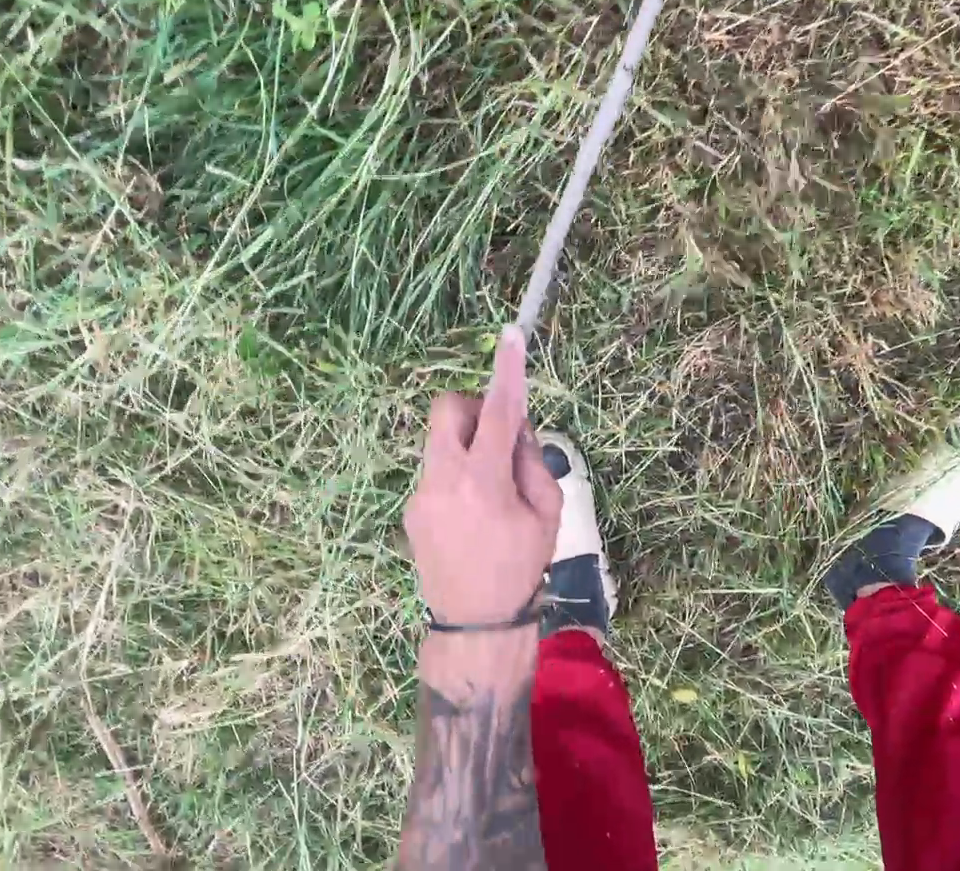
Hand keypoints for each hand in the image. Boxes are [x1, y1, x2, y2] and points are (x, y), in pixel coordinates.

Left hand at [405, 325, 561, 625]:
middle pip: (448, 409)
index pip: (497, 413)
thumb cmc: (522, 566)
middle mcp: (443, 480)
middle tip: (501, 436)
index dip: (506, 371)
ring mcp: (421, 494)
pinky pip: (437, 467)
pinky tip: (475, 509)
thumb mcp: (547, 511)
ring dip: (470, 442)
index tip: (510, 335)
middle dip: (476, 408)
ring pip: (441, 439)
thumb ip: (531, 459)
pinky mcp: (412, 507)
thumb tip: (515, 428)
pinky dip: (459, 469)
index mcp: (482, 482)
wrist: (476, 623)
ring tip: (493, 485)